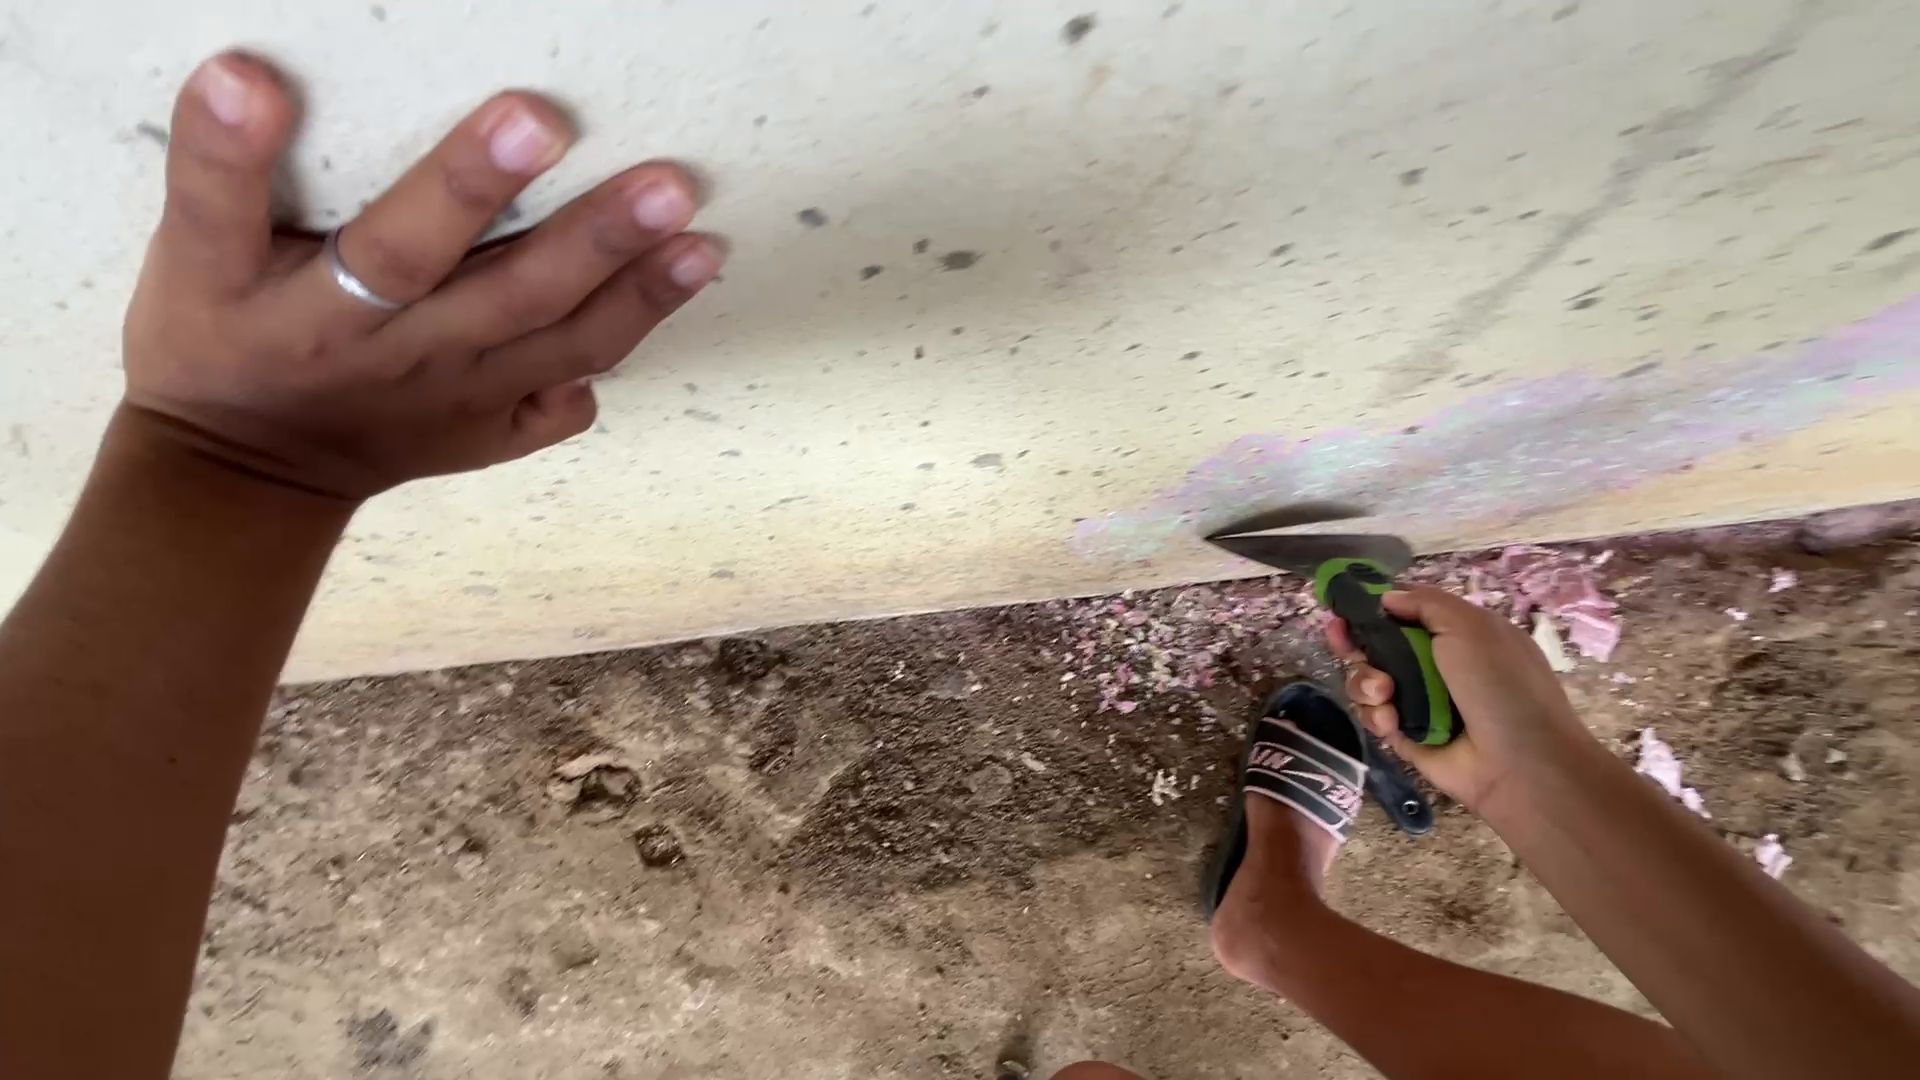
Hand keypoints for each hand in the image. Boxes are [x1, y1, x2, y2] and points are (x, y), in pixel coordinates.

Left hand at [122, 52, 722, 501]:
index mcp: (490, 379)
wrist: (244, 470)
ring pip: (405, 254)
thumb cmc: (387, 434)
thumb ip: (554, 407)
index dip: (650, 298)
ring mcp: (322, 318)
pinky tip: (248, 77)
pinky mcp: (211, 276)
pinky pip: (215, 210)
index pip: (589, 338)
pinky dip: (229, 151)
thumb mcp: (488, 440)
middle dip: (600, 241)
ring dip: (468, 187)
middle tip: (668, 185)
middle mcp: (425, 350)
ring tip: (534, 123)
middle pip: (525, 295)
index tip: (704, 246)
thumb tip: (606, 372)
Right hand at [1328, 585, 1603, 811]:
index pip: (1404, 612)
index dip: (1373, 607)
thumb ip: (1426, 603)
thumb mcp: (1472, 628)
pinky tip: (1392, 722)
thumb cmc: (1501, 686)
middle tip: (1339, 638)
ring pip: (1366, 678)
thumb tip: (1385, 598)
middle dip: (1354, 641)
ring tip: (1384, 694)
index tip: (1345, 606)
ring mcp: (1416, 699)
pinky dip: (1376, 714)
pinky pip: (1371, 713)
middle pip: (1375, 644)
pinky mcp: (1402, 731)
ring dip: (1366, 681)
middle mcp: (1432, 665)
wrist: (1520, 765)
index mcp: (1455, 635)